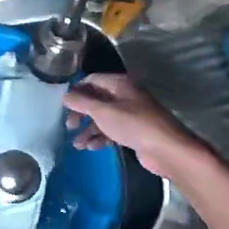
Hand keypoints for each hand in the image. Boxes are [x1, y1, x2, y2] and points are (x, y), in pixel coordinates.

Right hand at [62, 73, 208, 178]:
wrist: (165, 148)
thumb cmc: (132, 125)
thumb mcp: (103, 111)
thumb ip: (82, 102)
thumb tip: (65, 95)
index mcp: (120, 84)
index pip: (92, 80)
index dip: (77, 90)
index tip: (63, 104)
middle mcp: (125, 95)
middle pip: (97, 99)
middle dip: (82, 113)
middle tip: (70, 125)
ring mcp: (131, 114)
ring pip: (104, 118)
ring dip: (89, 129)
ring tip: (78, 144)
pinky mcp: (134, 131)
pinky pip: (112, 130)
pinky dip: (101, 137)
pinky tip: (92, 148)